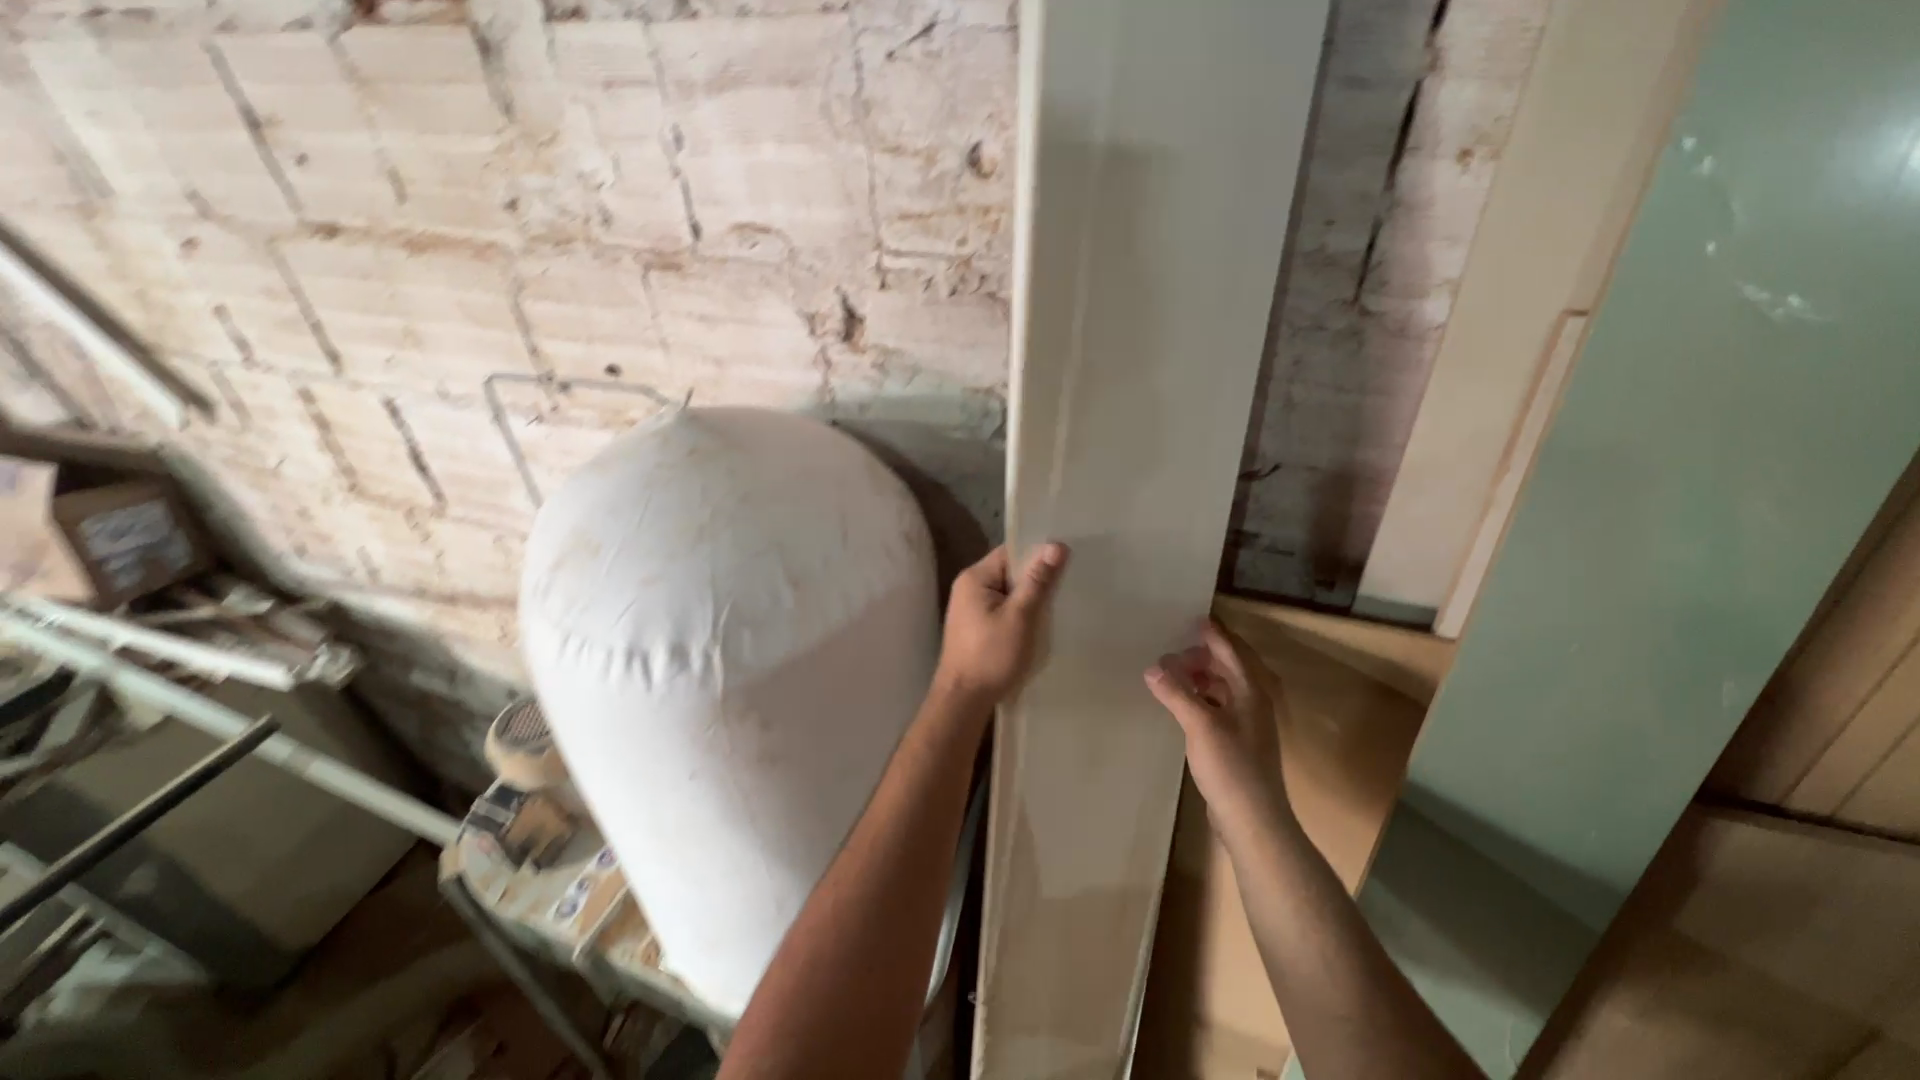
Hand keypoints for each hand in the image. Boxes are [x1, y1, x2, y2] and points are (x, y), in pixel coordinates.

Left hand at [933, 543, 1069, 706]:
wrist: (964, 700)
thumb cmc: (991, 656)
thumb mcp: (1019, 617)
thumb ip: (1037, 581)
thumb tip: (1056, 545)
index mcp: (975, 578)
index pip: (1011, 552)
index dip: (1038, 553)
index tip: (1068, 559)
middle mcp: (969, 588)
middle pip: (1011, 572)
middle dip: (1038, 578)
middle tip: (1071, 582)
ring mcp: (972, 609)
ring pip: (1010, 593)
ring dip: (1031, 599)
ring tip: (1062, 603)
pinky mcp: (978, 628)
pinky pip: (1005, 611)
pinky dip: (1022, 615)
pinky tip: (1042, 624)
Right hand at [1146, 620, 1291, 834]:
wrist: (1253, 818)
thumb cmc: (1231, 766)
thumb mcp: (1200, 724)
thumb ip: (1176, 693)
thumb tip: (1153, 666)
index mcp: (1250, 692)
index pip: (1232, 652)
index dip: (1213, 635)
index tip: (1193, 619)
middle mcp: (1253, 704)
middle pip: (1229, 669)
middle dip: (1203, 656)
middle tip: (1173, 652)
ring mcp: (1248, 726)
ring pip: (1224, 690)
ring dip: (1201, 678)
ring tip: (1174, 676)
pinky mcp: (1238, 744)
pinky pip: (1219, 708)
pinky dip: (1201, 699)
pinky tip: (1183, 707)